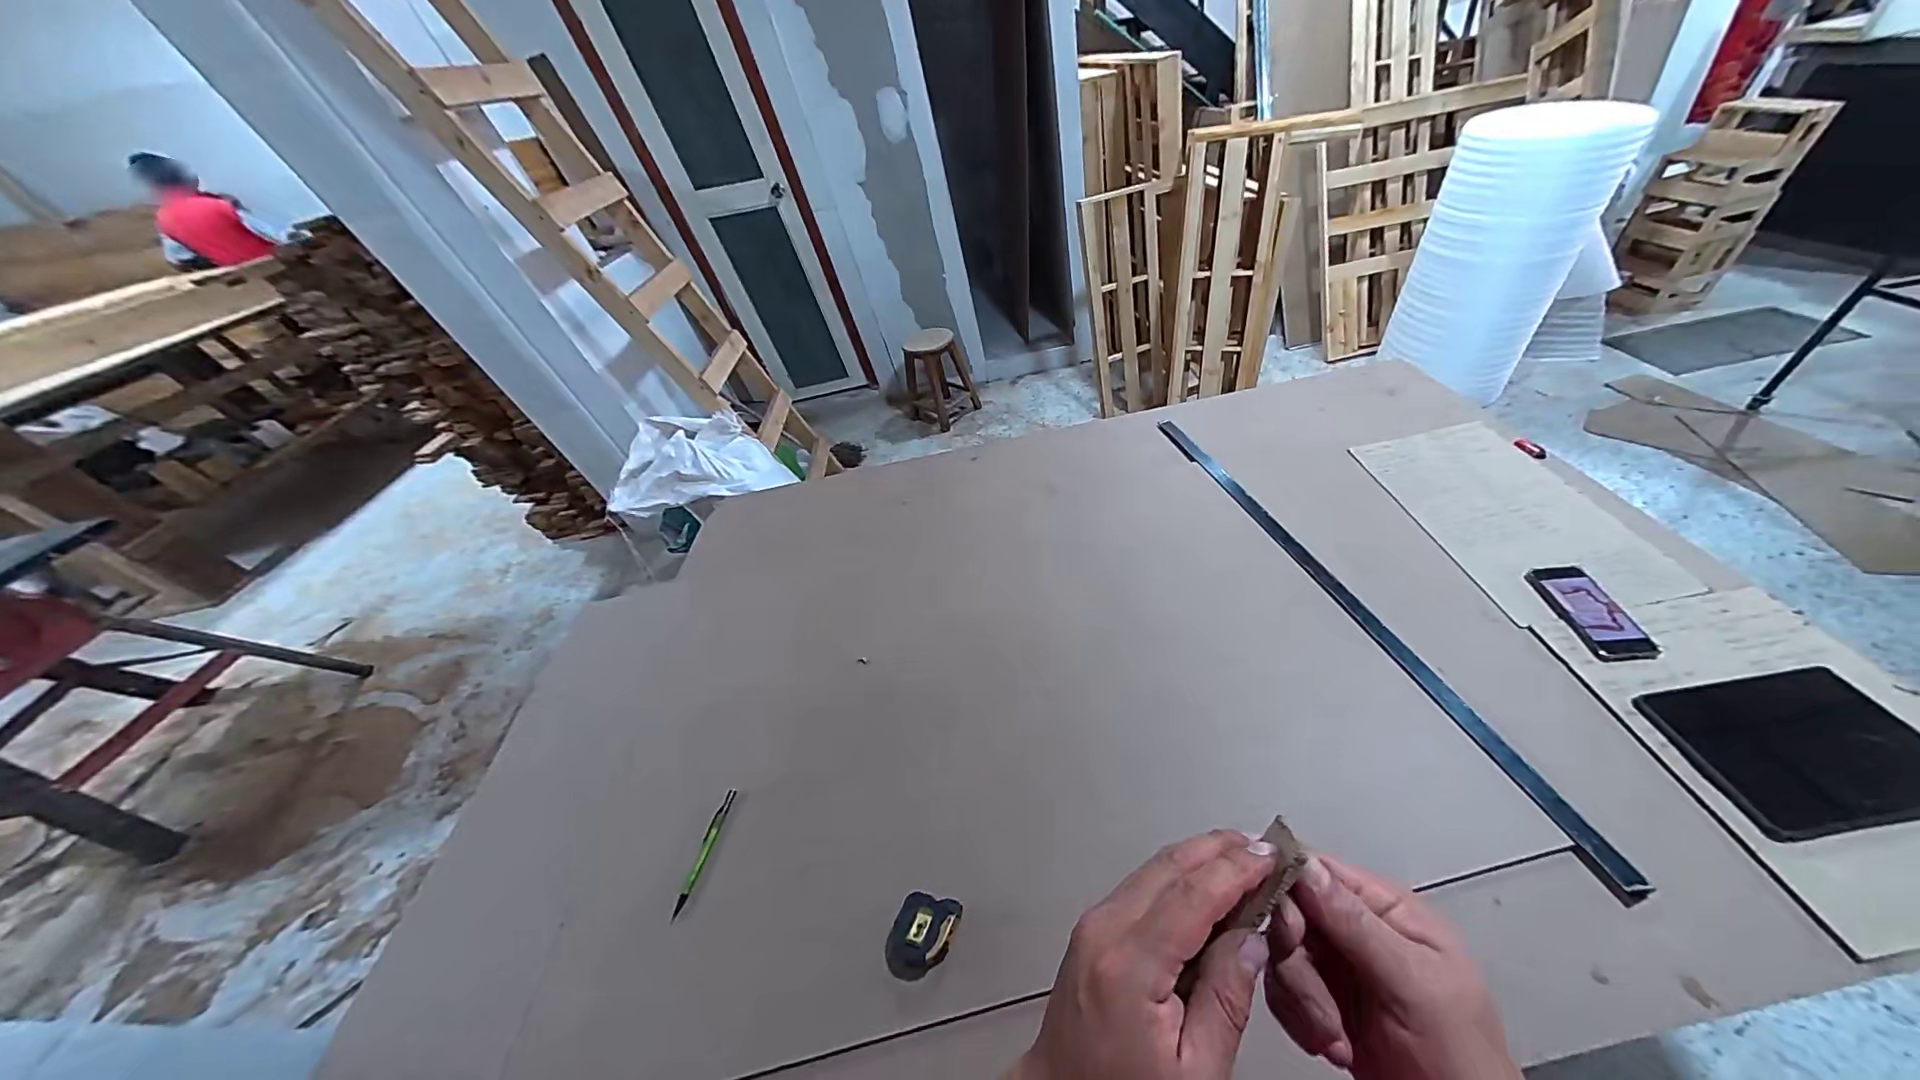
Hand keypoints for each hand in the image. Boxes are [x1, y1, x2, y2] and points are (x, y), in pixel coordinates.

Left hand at [1007, 830, 1280, 1079]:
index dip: (1234, 869)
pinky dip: (1178, 875)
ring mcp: (1093, 923)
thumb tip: (1251, 939)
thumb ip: (1226, 1000)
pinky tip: (1206, 881)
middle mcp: (1103, 930)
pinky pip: (1141, 886)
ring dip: (1199, 856)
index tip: (1269, 855)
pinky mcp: (1093, 927)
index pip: (1191, 896)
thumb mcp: (1195, 1072)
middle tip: (1261, 845)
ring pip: (1152, 869)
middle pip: (1167, 867)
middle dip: (1217, 849)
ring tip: (1242, 856)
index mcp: (1128, 965)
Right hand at [1263, 856, 1519, 1079]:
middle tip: (1316, 998)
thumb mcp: (1414, 982)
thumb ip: (1356, 922)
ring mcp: (1333, 959)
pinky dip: (1296, 1017)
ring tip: (1333, 1036)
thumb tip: (1305, 865)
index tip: (1291, 929)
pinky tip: (1331, 1043)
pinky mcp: (1317, 993)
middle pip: (1288, 910)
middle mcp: (1351, 924)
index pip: (1316, 867)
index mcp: (1383, 906)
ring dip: (1298, 998)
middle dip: (1294, 960)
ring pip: (1279, 951)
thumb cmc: (1461, 1056)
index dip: (1289, 887)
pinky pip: (1279, 985)